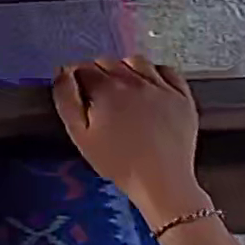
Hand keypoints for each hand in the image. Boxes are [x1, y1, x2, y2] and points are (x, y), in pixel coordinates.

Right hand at [53, 56, 211, 225]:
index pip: (82, 68)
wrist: (162, 183)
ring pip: (136, 61)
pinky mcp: (182, 96)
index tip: (78, 94)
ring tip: (123, 90)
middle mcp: (134, 80)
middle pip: (107, 62)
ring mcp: (161, 86)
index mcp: (106, 88)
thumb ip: (66, 99)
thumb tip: (62, 72)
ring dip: (124, 69)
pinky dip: (155, 73)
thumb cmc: (117, 162)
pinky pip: (166, 70)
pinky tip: (150, 88)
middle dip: (97, 74)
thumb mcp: (80, 135)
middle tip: (99, 98)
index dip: (76, 79)